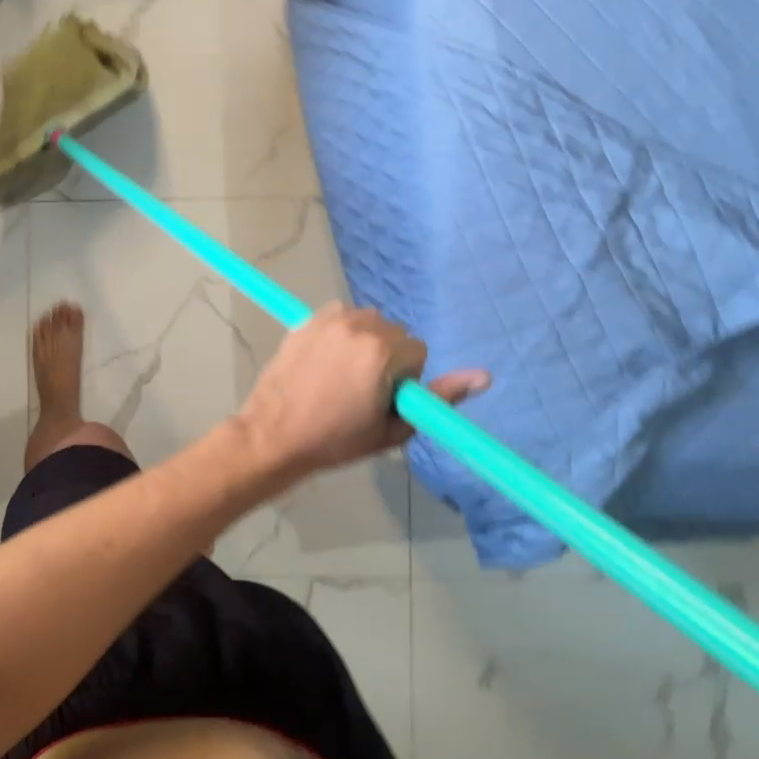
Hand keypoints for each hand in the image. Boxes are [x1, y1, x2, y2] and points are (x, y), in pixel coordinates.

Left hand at [234, 303, 490, 476]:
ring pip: (367, 323)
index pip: (417, 352)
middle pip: (393, 333)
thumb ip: (439, 400)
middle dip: (386, 358)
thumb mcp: (393, 429)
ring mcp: (328, 320)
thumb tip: (485, 377)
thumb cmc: (335, 440)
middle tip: (360, 391)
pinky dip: (339, 333)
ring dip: (363, 343)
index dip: (404, 380)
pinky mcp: (304, 322)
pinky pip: (338, 317)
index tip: (381, 400)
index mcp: (383, 352)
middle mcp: (359, 326)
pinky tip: (323, 361)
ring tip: (340, 377)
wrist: (274, 435)